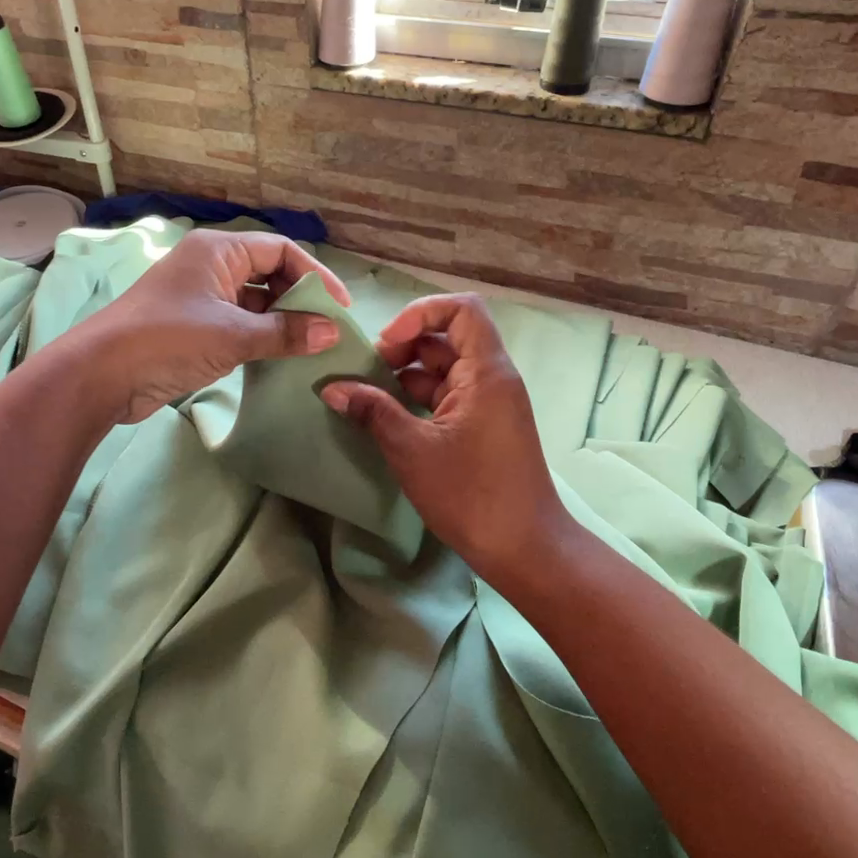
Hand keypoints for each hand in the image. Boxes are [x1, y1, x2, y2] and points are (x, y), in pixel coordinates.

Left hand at [63, 229, 350, 422]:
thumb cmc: (168, 340)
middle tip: (327, 330)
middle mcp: (208, 266)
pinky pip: (236, 323)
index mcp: (217, 251)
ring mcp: (197, 297)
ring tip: (310, 346)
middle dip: (299, 299)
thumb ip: (285, 332)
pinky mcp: (190, 326)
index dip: (315, 275)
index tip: (340, 308)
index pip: (280, 250)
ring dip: (280, 320)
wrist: (101, 375)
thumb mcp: (234, 336)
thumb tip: (331, 332)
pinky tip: (279, 357)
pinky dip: (259, 336)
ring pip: (252, 301)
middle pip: (267, 273)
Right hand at [321, 293, 567, 580]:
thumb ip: (373, 411)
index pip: (461, 309)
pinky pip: (447, 397)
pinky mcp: (483, 428)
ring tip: (367, 395)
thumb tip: (333, 388)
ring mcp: (489, 405)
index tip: (388, 344)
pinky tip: (386, 417)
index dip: (420, 313)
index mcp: (487, 371)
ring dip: (406, 375)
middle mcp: (492, 379)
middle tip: (367, 373)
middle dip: (404, 346)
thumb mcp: (412, 450)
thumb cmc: (471, 494)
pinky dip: (417, 399)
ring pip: (444, 369)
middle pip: (447, 337)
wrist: (525, 549)